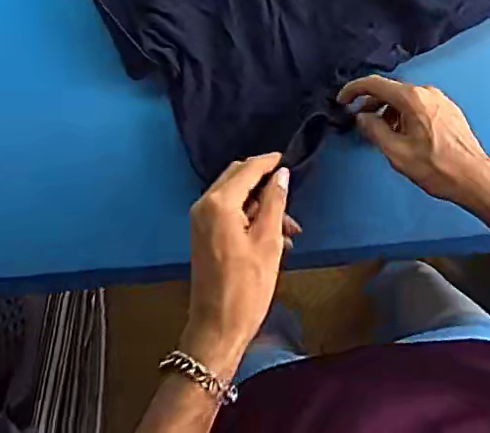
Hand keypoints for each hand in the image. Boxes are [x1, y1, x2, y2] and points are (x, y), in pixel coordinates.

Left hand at [181, 153, 298, 379]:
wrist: (216, 330)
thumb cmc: (246, 288)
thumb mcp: (268, 242)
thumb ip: (274, 202)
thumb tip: (281, 174)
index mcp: (219, 203)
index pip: (247, 169)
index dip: (268, 162)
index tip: (287, 159)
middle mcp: (204, 204)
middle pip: (237, 176)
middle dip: (264, 183)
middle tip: (288, 195)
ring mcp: (201, 219)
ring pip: (235, 195)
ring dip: (260, 203)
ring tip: (288, 229)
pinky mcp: (203, 233)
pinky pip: (228, 211)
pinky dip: (249, 215)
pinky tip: (273, 236)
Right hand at [338, 75, 489, 208]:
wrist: (476, 178)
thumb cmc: (437, 168)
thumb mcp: (397, 153)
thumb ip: (374, 130)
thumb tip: (362, 117)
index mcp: (412, 98)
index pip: (375, 83)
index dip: (354, 89)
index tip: (342, 100)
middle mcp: (426, 91)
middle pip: (391, 89)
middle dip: (371, 102)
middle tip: (359, 119)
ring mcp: (440, 99)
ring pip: (405, 97)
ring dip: (388, 110)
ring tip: (381, 131)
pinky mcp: (449, 109)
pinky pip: (419, 104)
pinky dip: (404, 113)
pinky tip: (403, 133)